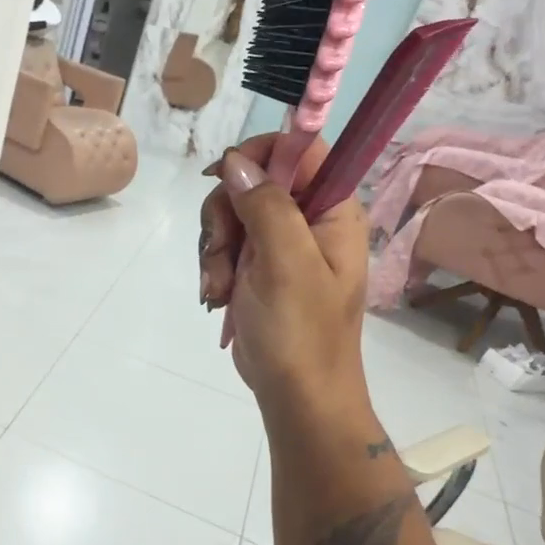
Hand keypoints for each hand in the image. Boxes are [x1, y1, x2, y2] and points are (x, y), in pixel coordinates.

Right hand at [199, 139, 371, 417]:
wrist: (296, 393)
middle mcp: (308, 221)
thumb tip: (236, 161)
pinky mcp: (256, 268)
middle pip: (253, 182)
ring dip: (214, 248)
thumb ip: (265, 206)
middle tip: (223, 250)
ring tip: (219, 285)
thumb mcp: (285, 264)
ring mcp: (279, 246)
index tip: (225, 177)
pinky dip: (212, 267)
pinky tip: (216, 294)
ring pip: (230, 215)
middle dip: (225, 216)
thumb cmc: (301, 331)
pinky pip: (223, 246)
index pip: (303, 150)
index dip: (262, 152)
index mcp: (332, 212)